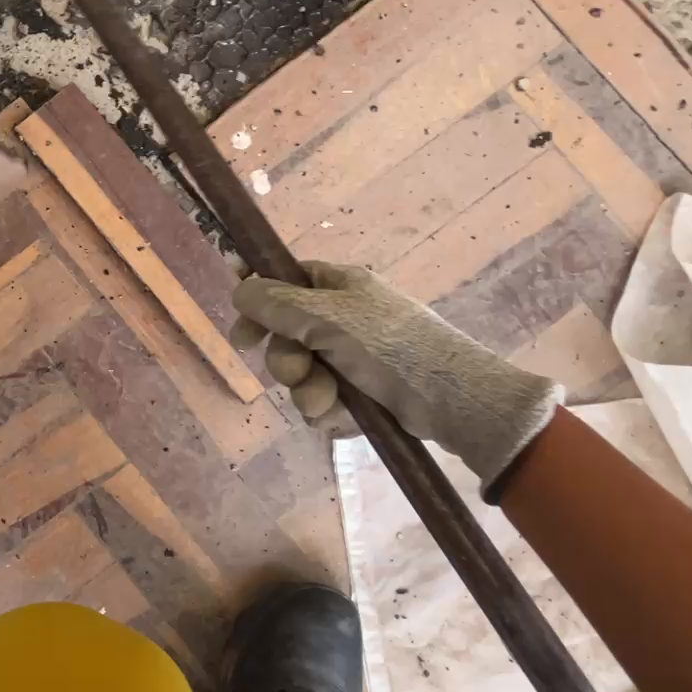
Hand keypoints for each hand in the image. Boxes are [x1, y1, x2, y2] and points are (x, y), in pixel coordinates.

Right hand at [230, 260, 562, 495]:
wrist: (452, 401)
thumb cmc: (389, 346)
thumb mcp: (326, 316)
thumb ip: (275, 302)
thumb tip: (238, 291)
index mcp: (338, 286)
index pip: (283, 277)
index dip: (257, 292)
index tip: (238, 311)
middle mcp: (342, 317)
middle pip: (283, 332)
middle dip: (285, 358)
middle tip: (295, 370)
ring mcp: (351, 355)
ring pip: (298, 371)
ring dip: (305, 388)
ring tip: (328, 399)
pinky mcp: (359, 391)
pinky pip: (319, 397)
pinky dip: (326, 408)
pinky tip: (341, 414)